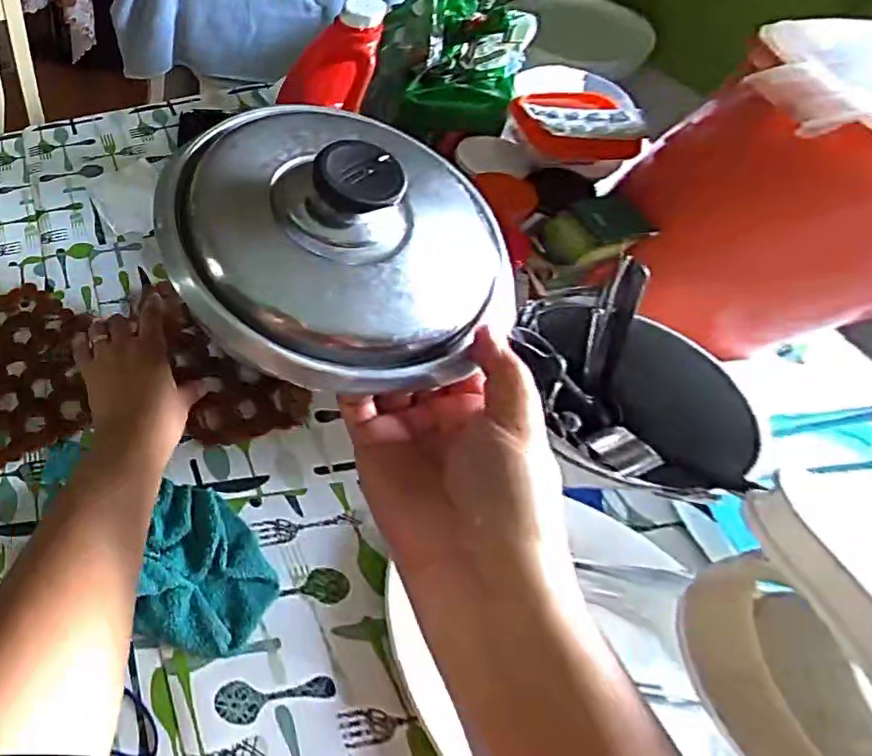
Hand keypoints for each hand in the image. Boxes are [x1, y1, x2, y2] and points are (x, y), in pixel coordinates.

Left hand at [71, 293, 199, 451]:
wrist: (128, 441)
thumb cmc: (161, 421)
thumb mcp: (181, 403)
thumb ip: (191, 390)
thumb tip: (209, 384)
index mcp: (152, 348)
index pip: (151, 315)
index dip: (152, 304)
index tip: (153, 297)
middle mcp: (126, 345)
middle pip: (120, 320)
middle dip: (124, 322)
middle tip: (129, 330)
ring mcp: (104, 357)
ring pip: (98, 329)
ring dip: (102, 329)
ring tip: (105, 333)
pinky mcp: (87, 371)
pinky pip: (80, 348)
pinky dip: (81, 343)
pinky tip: (83, 342)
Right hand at [340, 328, 567, 583]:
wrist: (475, 567)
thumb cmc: (512, 504)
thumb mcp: (521, 427)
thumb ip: (506, 373)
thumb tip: (490, 331)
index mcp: (484, 414)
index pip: (463, 363)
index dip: (452, 338)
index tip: (440, 304)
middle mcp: (443, 420)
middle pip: (420, 368)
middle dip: (411, 344)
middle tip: (400, 310)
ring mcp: (405, 431)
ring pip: (386, 380)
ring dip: (381, 357)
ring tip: (374, 329)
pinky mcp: (371, 444)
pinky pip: (355, 403)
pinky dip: (350, 380)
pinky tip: (352, 357)